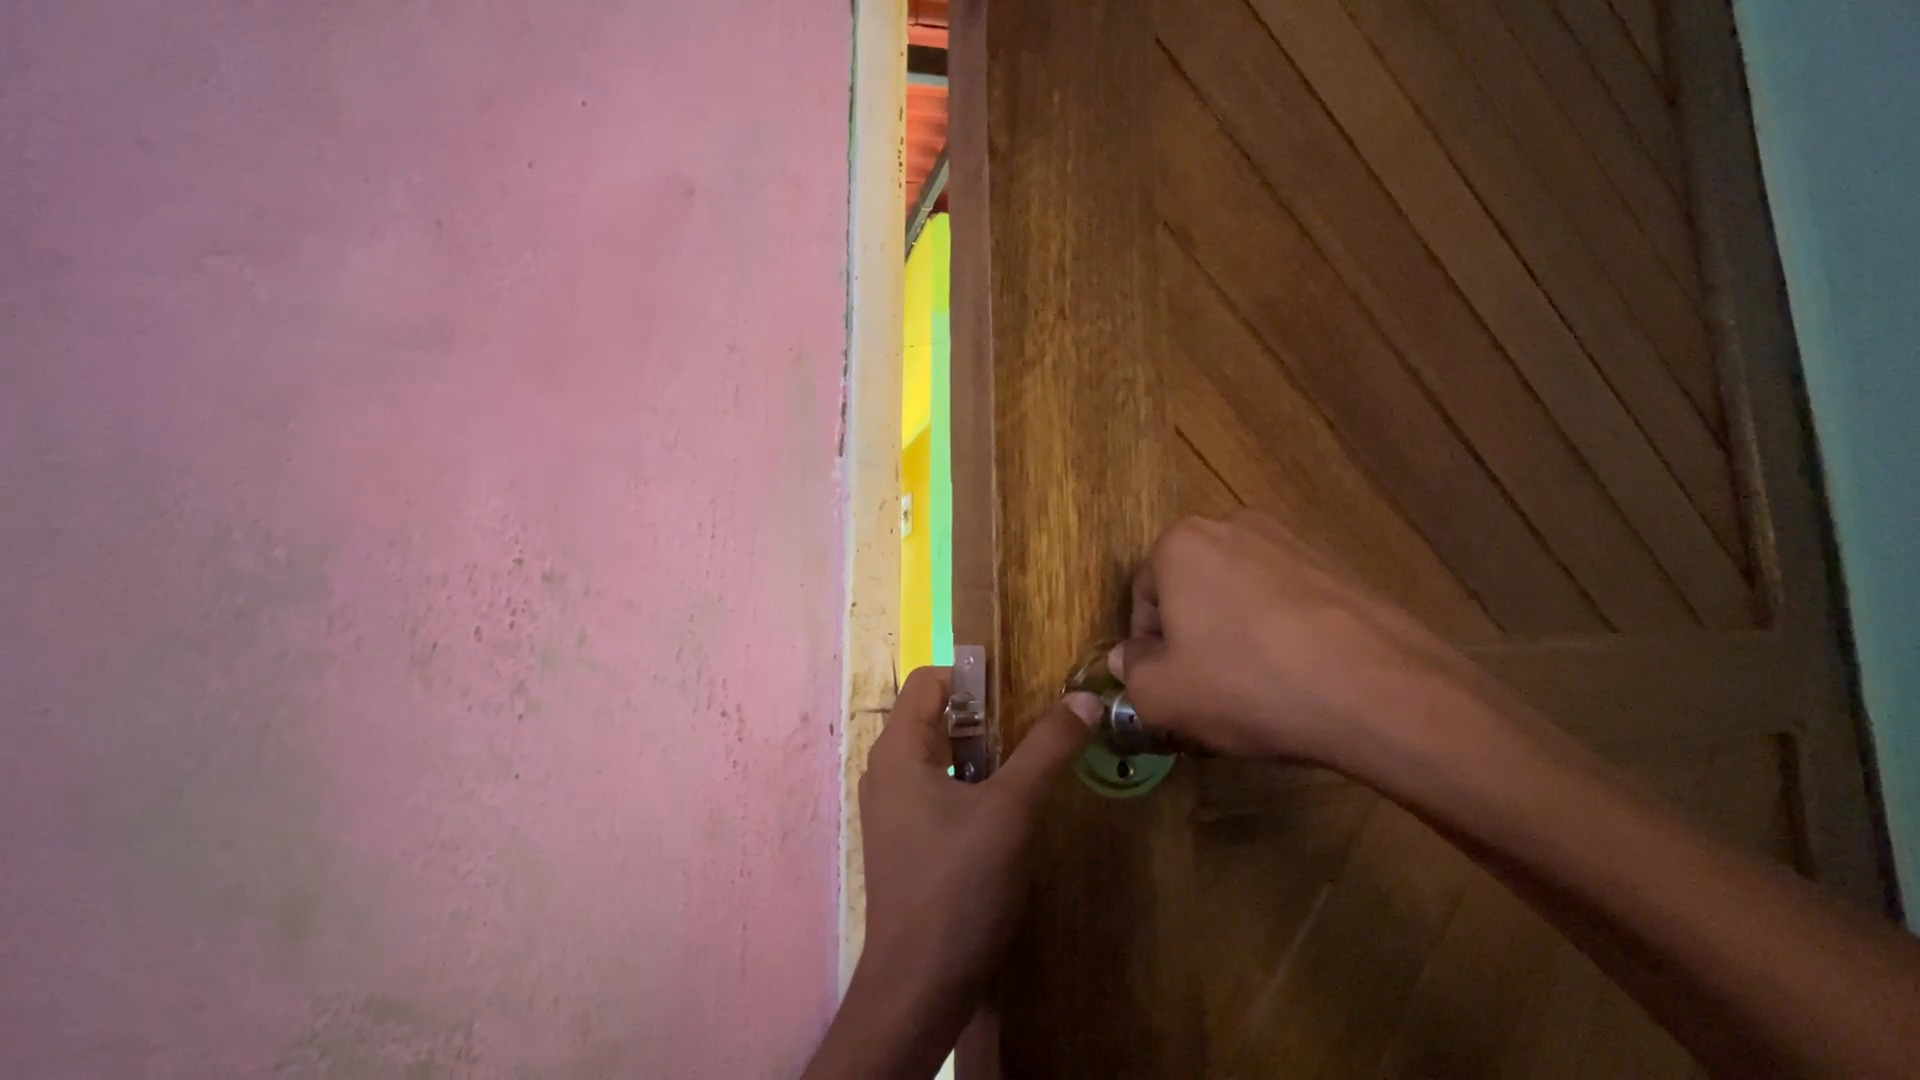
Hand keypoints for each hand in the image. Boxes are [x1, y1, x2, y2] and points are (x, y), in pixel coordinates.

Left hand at [807, 667, 1100, 1078]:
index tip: (1021, 693)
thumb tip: (1084, 698)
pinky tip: (1007, 811)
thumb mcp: (1010, 809)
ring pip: (940, 758)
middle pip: (934, 717)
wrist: (920, 983)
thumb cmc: (958, 884)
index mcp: (897, 751)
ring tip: (1029, 766)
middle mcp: (886, 772)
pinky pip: (938, 792)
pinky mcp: (906, 842)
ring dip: (983, 753)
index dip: (973, 676)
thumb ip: (1047, 749)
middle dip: (985, 717)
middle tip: (1035, 729)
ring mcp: (893, 810)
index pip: (928, 680)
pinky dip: (971, 786)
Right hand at [1111, 512, 1482, 770]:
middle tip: (1209, 687)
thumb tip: (1129, 658)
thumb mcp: (1162, 696)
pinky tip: (1300, 674)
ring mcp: (1294, 540)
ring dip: (1238, 631)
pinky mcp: (1340, 565)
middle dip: (1194, 634)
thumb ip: (1131, 672)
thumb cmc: (1247, 684)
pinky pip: (1289, 600)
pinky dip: (1284, 631)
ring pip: (1242, 593)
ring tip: (1259, 684)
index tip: (1169, 685)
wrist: (1377, 689)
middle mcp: (1234, 525)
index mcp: (1181, 544)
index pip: (1143, 596)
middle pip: (1193, 588)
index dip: (1149, 648)